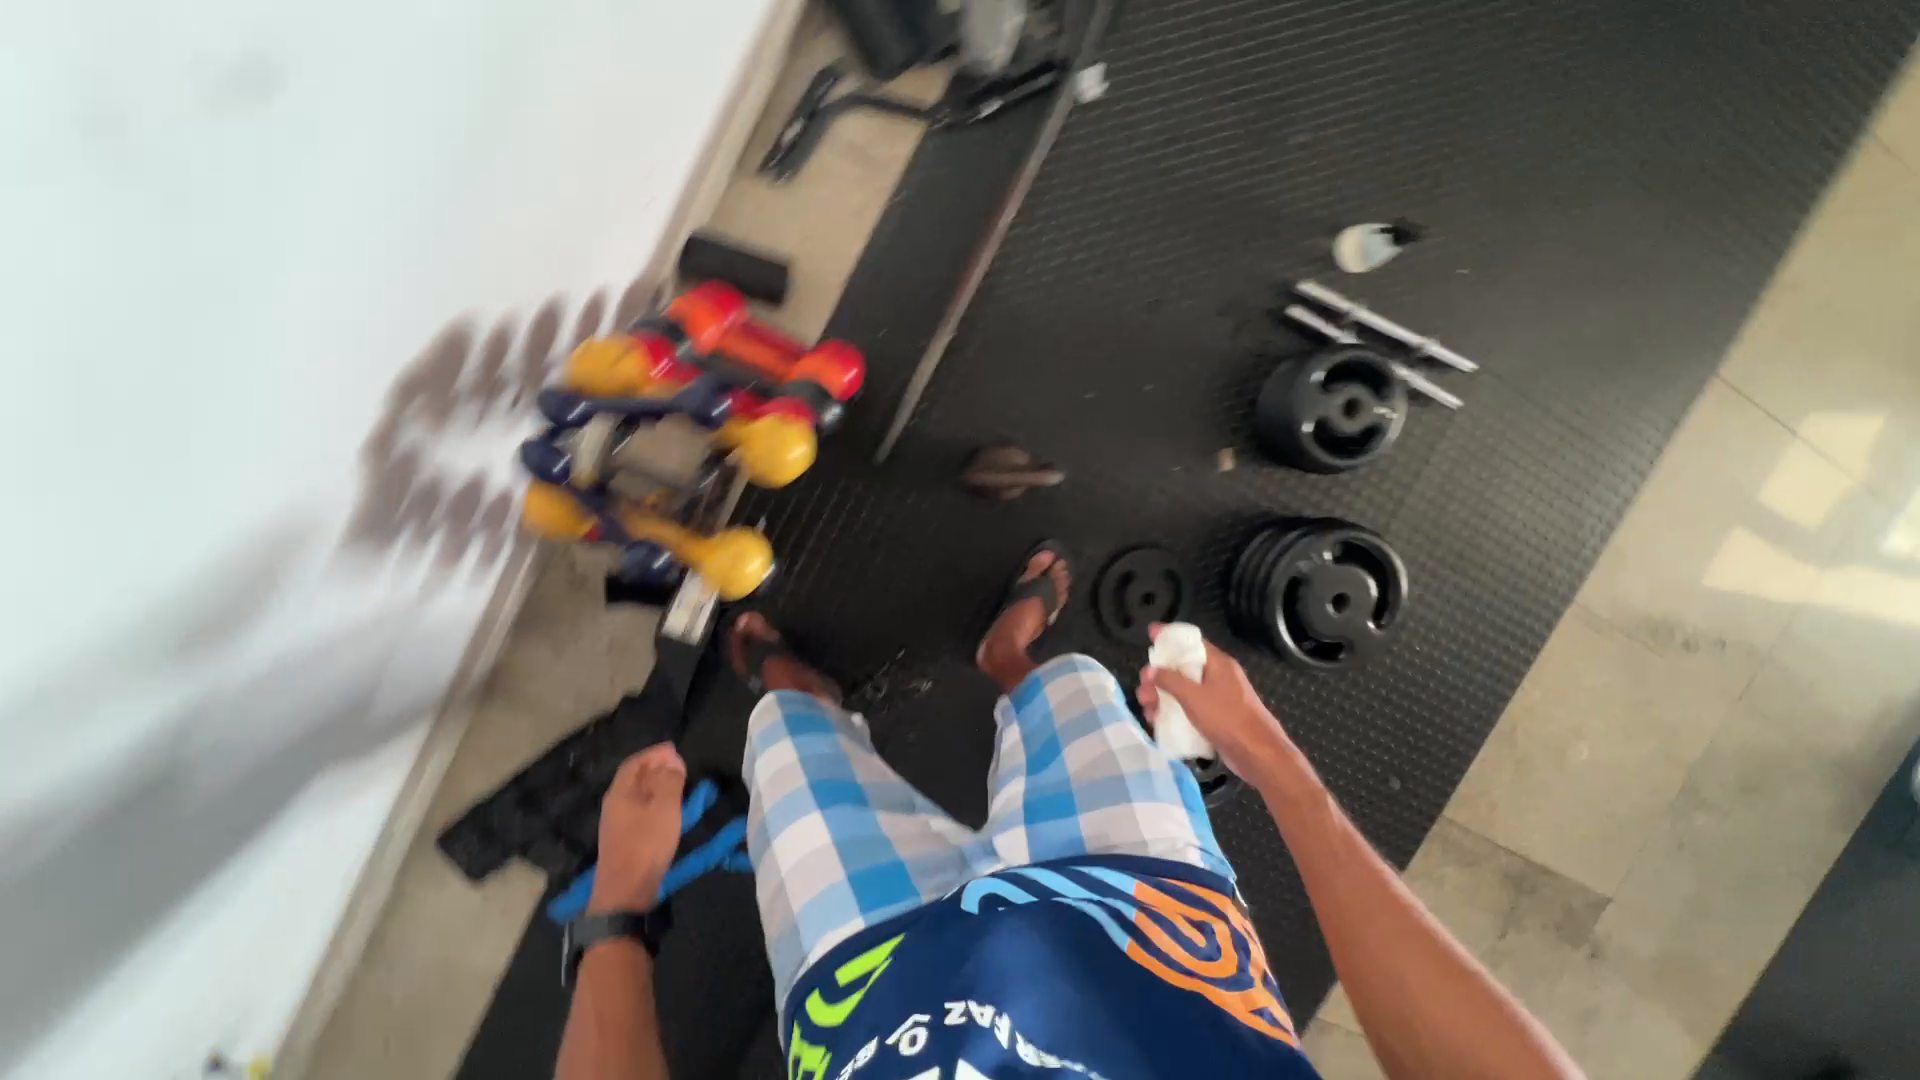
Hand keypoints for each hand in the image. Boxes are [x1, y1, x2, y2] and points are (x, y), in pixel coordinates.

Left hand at [587, 743, 686, 914]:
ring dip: (655, 785)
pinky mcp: (623, 839)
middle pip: (633, 778)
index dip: (654, 753)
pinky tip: (666, 809)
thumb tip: (671, 760)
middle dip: (655, 767)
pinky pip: (639, 809)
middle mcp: (614, 804)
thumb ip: (669, 780)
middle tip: (678, 764)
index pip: (635, 763)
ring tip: (677, 784)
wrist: (625, 891)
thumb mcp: (665, 808)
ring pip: (637, 795)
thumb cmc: (646, 844)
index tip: (674, 748)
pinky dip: (654, 801)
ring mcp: (616, 823)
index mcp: (620, 792)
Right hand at [1137, 625, 1292, 780]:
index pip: (1190, 641)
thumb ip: (1170, 680)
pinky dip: (1173, 712)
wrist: (1258, 754)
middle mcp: (1217, 677)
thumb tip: (1152, 670)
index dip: (1169, 636)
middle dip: (1159, 676)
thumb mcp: (1194, 697)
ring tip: (1147, 709)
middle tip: (1143, 686)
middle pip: (1182, 668)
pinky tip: (1158, 722)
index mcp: (1217, 664)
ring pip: (1183, 691)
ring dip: (1162, 697)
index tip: (1150, 633)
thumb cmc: (1228, 719)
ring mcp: (1217, 698)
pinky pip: (1189, 709)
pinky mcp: (1215, 718)